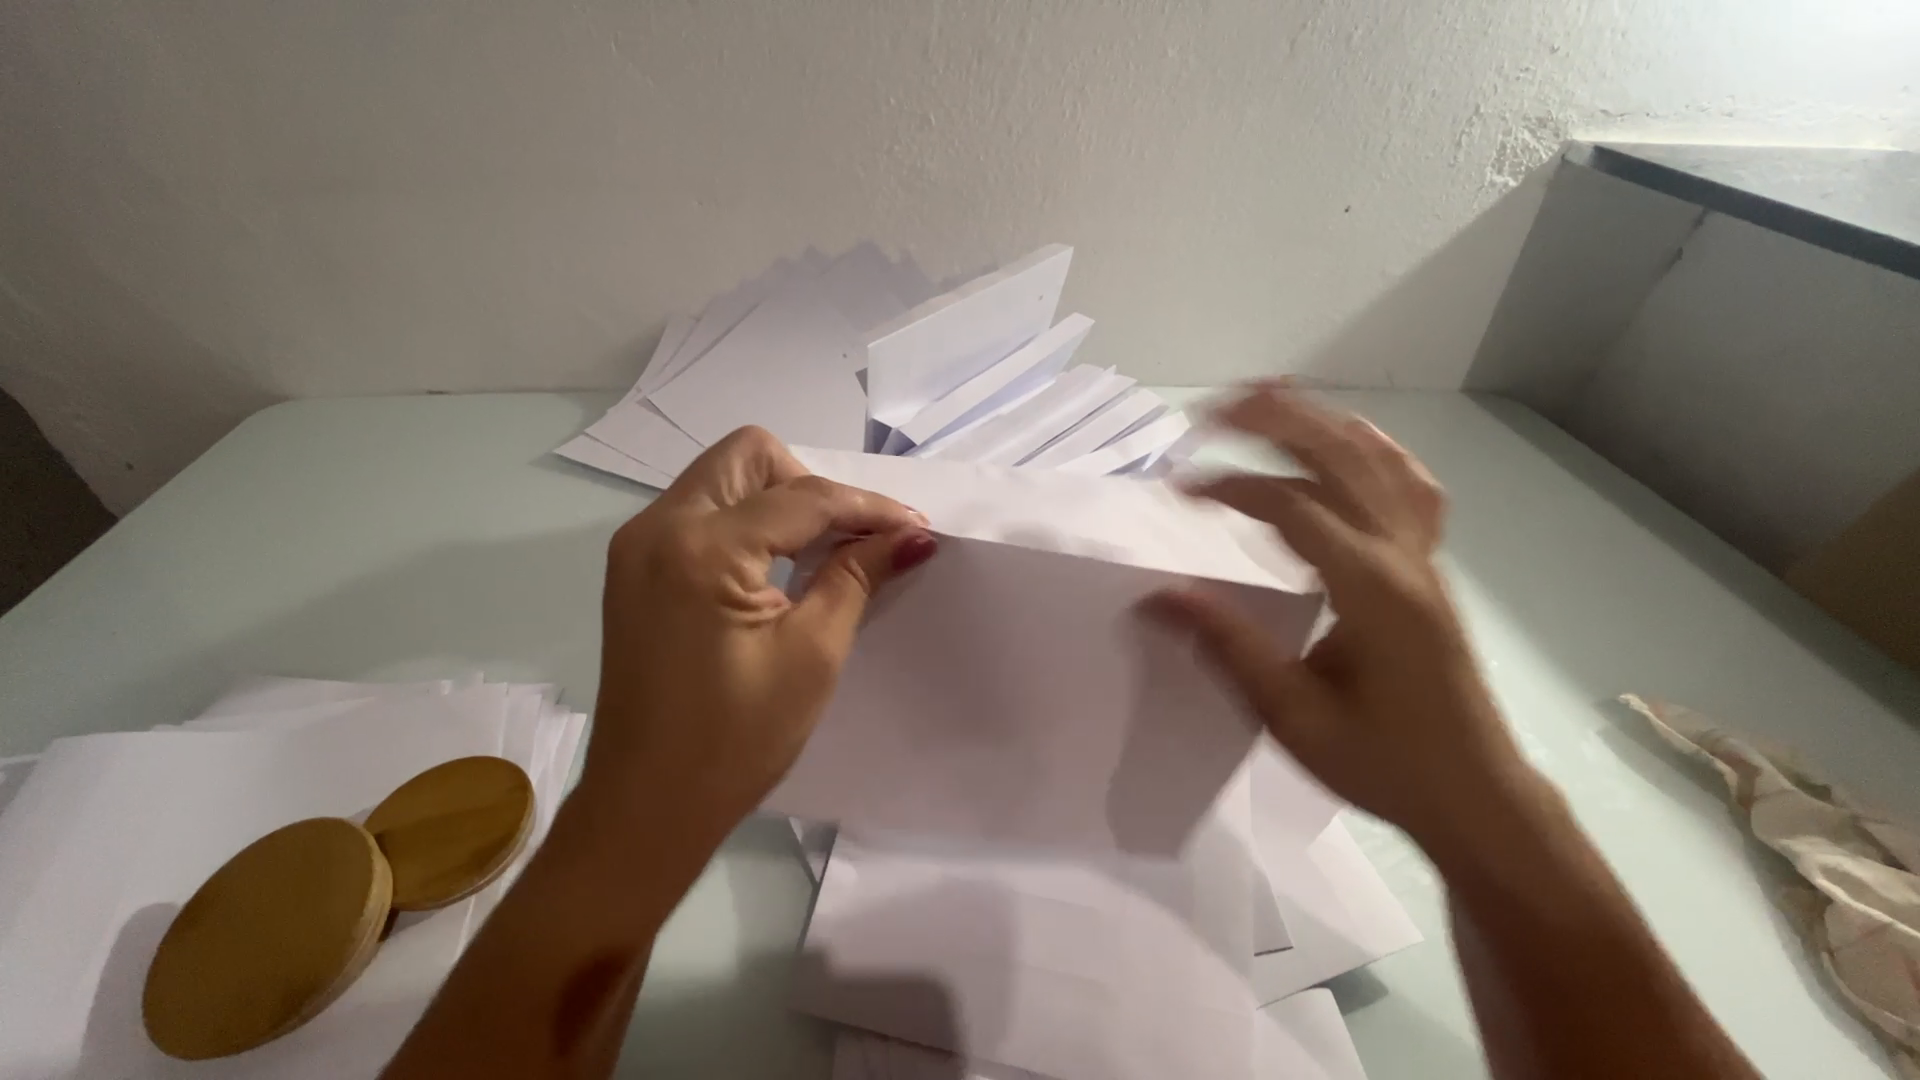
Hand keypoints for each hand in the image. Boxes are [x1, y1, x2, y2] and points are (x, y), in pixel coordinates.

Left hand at [586, 427, 936, 860]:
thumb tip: (911, 533)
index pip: (802, 497)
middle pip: (749, 457)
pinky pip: (700, 512)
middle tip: (847, 539)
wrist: (647, 806)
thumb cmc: (737, 740)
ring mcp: (637, 545)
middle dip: (810, 484)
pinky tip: (777, 567)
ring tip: (820, 553)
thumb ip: (858, 575)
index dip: (868, 508)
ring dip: (778, 500)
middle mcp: (658, 526)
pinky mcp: (635, 568)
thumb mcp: (813, 653)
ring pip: (722, 478)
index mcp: (702, 548)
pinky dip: (747, 522)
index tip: (914, 528)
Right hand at [1146, 384, 1533, 847]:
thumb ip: (1227, 645)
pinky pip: (1409, 488)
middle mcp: (1404, 556)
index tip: (1177, 490)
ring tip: (1269, 399)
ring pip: (1378, 462)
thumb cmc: (1383, 763)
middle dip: (1274, 422)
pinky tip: (1348, 441)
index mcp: (1370, 589)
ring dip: (1319, 422)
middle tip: (1211, 410)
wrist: (1478, 797)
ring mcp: (1425, 557)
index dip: (1229, 488)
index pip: (1292, 508)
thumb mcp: (1292, 715)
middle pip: (1340, 458)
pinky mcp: (1430, 569)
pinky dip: (1372, 452)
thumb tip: (1158, 595)